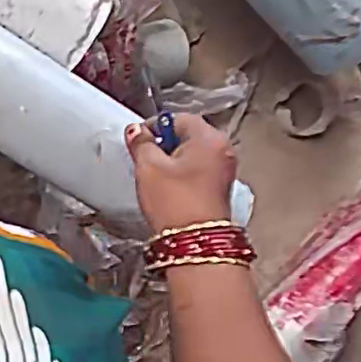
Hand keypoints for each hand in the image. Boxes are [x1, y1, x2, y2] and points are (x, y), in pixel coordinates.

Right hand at [125, 113, 237, 230]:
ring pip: (193, 155)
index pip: (179, 118)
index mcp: (209, 138)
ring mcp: (224, 171)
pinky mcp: (219, 189)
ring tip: (156, 177)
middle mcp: (222, 151)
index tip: (140, 138)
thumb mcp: (149, 167)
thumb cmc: (176, 204)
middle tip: (146, 159)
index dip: (155, 126)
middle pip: (188, 135)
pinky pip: (198, 172)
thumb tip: (137, 131)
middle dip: (165, 145)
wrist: (194, 243)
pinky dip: (183, 175)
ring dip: (173, 161)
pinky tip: (169, 189)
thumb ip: (141, 144)